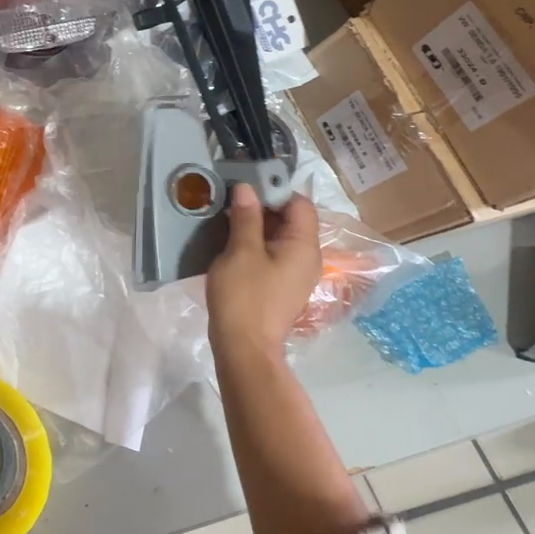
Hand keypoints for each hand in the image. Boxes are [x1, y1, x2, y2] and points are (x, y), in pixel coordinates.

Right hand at [205, 184, 320, 356]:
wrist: (244, 345)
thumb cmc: (244, 295)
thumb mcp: (240, 251)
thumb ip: (246, 217)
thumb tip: (247, 189)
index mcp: (303, 246)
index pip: (300, 204)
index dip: (274, 191)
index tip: (244, 188)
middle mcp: (307, 257)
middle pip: (292, 220)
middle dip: (263, 207)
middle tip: (230, 201)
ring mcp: (296, 274)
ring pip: (281, 237)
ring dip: (257, 225)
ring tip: (227, 220)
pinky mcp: (282, 285)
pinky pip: (274, 254)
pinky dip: (257, 243)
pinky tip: (232, 244)